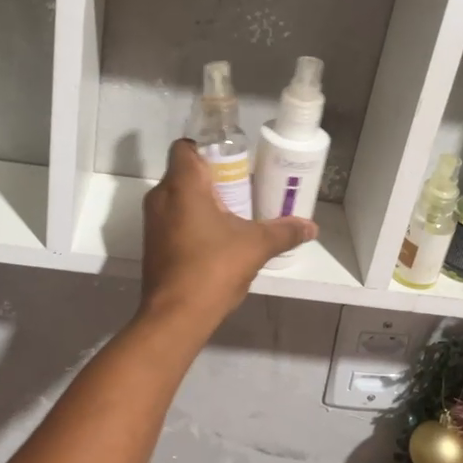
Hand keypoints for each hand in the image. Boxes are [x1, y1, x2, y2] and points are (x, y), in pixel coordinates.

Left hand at [139, 139, 316, 331]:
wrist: (175, 315)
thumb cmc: (213, 268)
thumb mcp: (256, 246)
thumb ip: (283, 232)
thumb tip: (310, 226)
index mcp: (182, 185)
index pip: (186, 147)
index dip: (207, 148)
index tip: (232, 161)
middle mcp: (161, 196)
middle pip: (184, 172)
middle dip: (212, 178)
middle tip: (242, 189)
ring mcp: (152, 222)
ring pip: (178, 198)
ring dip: (202, 202)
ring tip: (233, 216)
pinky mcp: (152, 244)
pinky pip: (173, 220)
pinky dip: (192, 222)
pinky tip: (216, 241)